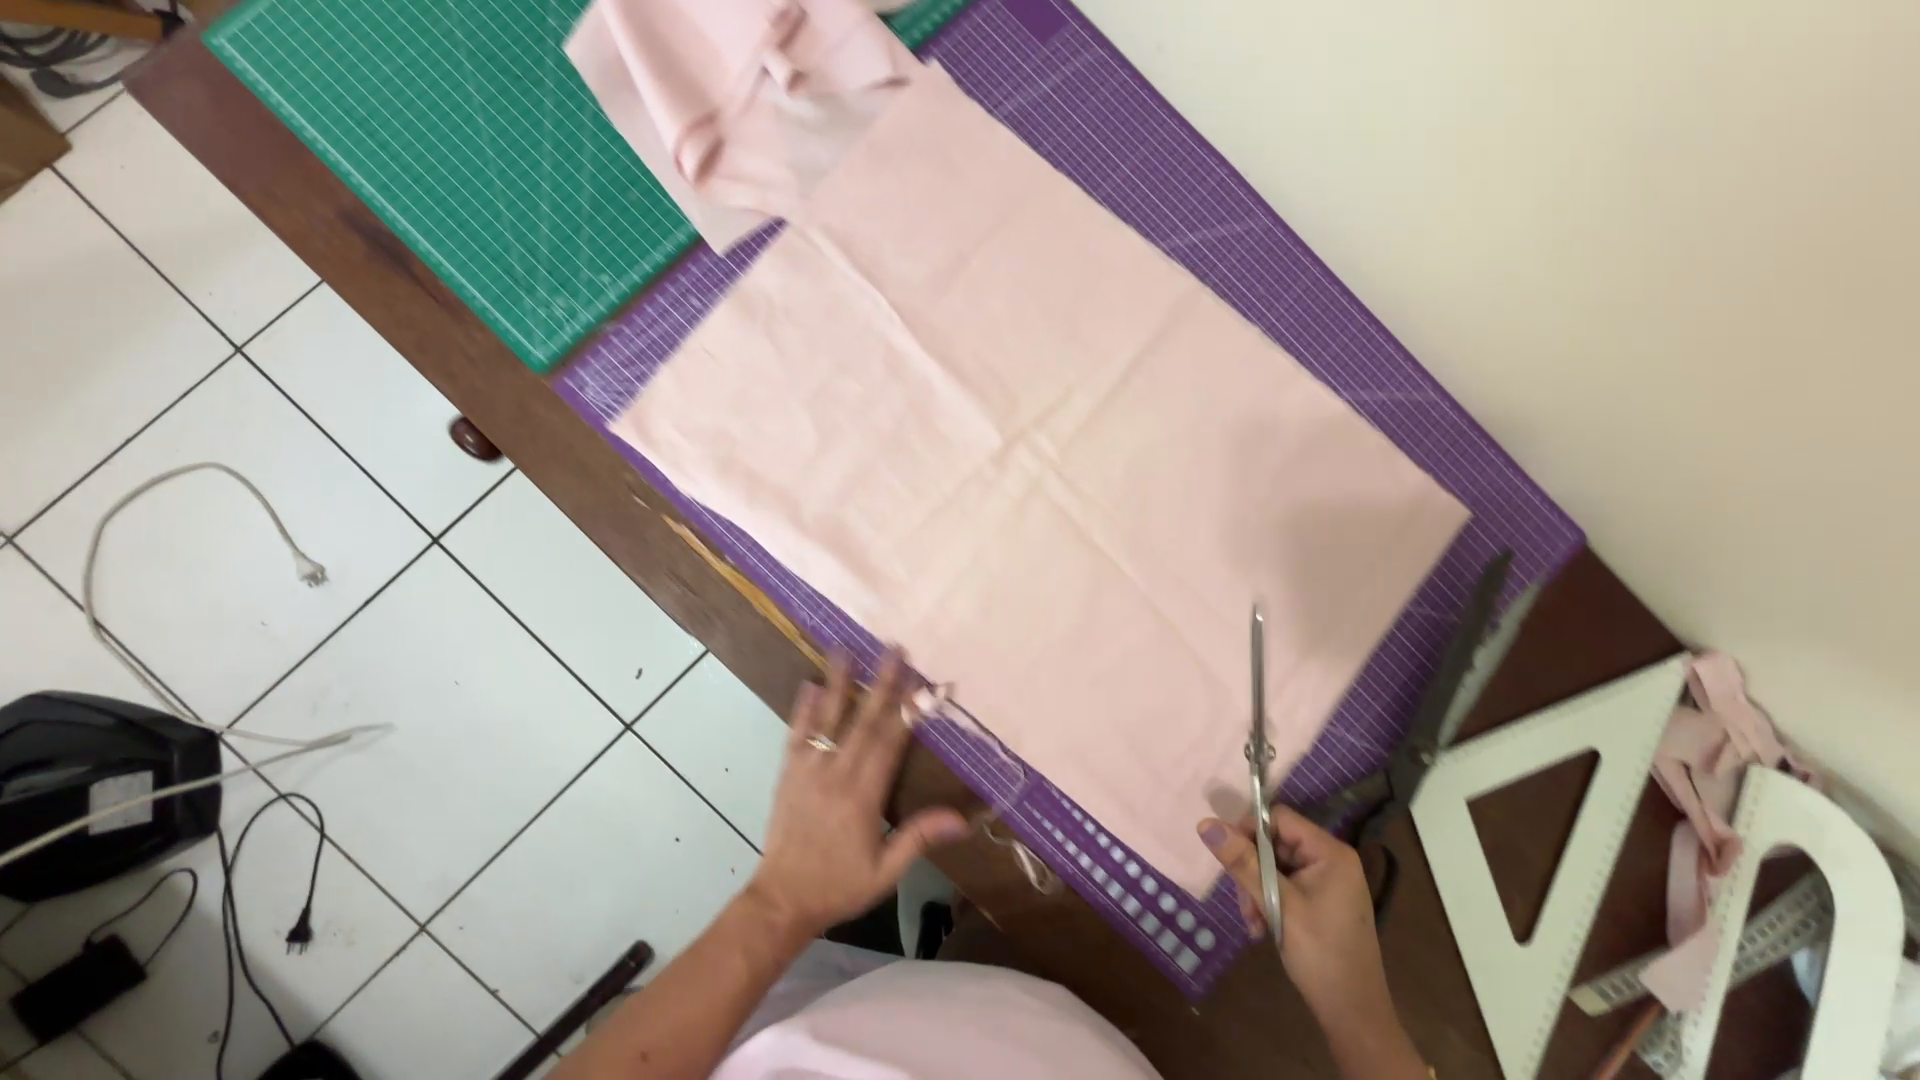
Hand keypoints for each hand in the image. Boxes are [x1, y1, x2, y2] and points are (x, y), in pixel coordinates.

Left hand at [746, 649, 970, 938]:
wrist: (781, 899)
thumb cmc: (839, 886)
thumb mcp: (885, 872)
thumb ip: (918, 838)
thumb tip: (962, 819)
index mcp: (862, 797)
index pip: (890, 744)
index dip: (910, 713)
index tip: (926, 685)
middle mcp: (835, 776)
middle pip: (863, 722)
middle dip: (881, 684)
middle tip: (893, 649)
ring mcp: (807, 772)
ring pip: (827, 720)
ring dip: (839, 684)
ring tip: (845, 650)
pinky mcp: (787, 775)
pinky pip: (796, 736)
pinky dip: (803, 710)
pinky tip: (809, 685)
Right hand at [1198, 807, 1397, 1035]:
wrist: (1353, 1013)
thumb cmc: (1320, 953)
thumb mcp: (1276, 904)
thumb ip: (1242, 862)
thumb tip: (1206, 824)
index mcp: (1330, 853)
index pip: (1279, 819)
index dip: (1249, 831)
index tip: (1228, 858)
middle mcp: (1331, 861)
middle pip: (1274, 844)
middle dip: (1252, 871)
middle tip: (1244, 904)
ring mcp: (1327, 882)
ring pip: (1275, 867)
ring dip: (1256, 891)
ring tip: (1254, 923)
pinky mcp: (1320, 902)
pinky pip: (1284, 886)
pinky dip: (1268, 902)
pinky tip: (1262, 928)